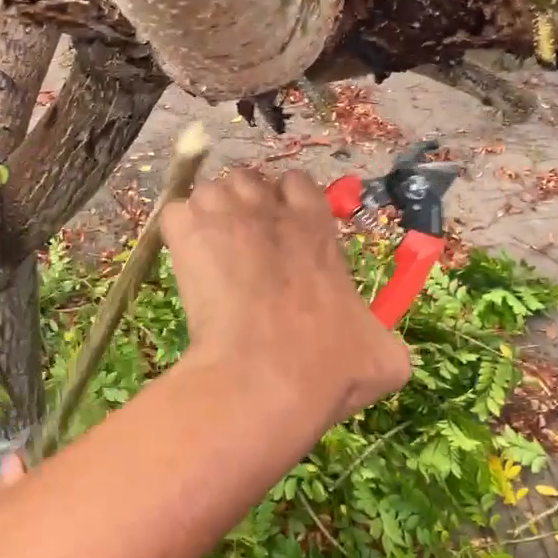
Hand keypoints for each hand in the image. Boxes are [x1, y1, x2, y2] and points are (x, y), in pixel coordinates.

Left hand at [160, 168, 411, 431]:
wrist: (266, 375)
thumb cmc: (329, 365)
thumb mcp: (382, 355)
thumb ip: (379, 332)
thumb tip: (379, 341)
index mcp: (315, 224)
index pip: (298, 184)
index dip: (288, 204)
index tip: (284, 235)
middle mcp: (269, 207)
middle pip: (249, 182)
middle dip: (244, 207)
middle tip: (242, 249)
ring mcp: (225, 211)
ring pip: (211, 193)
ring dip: (210, 218)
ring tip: (211, 260)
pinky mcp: (187, 229)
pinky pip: (175, 215)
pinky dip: (178, 235)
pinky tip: (186, 266)